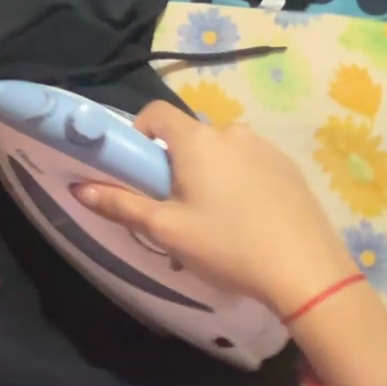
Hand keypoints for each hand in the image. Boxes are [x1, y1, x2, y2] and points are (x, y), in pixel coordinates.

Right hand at [74, 101, 357, 316]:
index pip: (155, 112)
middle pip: (189, 134)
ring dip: (208, 170)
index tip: (139, 168)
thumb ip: (120, 204)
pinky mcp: (289, 167)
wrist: (308, 273)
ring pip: (220, 150)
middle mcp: (231, 132)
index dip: (139, 132)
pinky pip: (249, 162)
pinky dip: (238, 179)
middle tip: (174, 204)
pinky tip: (246, 218)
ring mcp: (265, 147)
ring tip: (214, 216)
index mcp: (196, 140)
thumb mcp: (166, 230)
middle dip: (175, 160)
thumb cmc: (227, 246)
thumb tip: (78, 188)